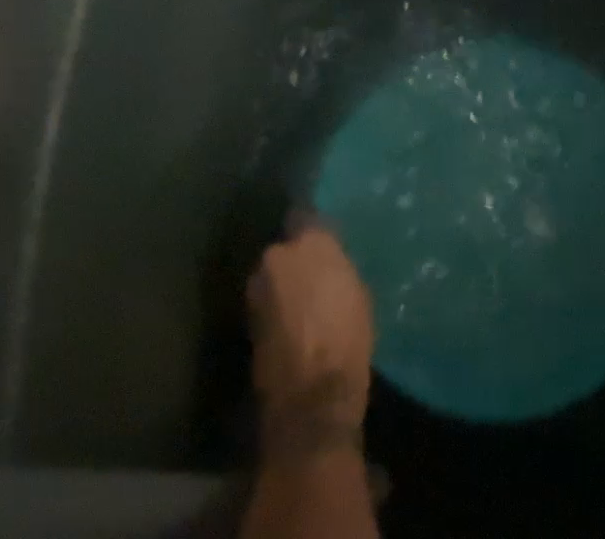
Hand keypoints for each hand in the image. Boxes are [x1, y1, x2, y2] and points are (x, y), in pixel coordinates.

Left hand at [247, 226, 373, 455]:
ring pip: (273, 275)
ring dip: (284, 283)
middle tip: (316, 273)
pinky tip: (293, 321)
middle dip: (297, 258)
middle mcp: (276, 255)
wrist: (312, 389)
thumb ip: (336, 267)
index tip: (324, 235)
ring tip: (305, 301)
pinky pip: (267, 300)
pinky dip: (277, 306)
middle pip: (286, 248)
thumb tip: (327, 263)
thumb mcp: (358, 292)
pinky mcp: (246, 316)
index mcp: (311, 242)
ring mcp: (256, 286)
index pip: (306, 215)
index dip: (314, 227)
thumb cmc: (349, 335)